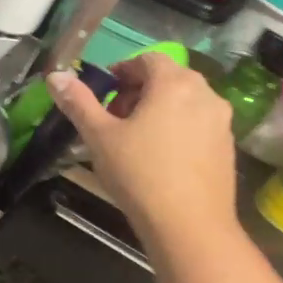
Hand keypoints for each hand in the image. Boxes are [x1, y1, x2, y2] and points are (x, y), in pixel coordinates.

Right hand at [47, 54, 237, 244]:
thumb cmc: (138, 172)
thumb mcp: (98, 135)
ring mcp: (222, 122)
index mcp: (174, 85)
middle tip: (113, 116)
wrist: (188, 223)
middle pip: (169, 77)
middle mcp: (206, 95)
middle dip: (138, 89)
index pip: (148, 59)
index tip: (102, 94)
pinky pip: (197, 122)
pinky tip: (157, 155)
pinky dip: (176, 126)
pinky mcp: (227, 146)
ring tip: (134, 136)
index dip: (121, 70)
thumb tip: (56, 75)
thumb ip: (78, 102)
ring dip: (157, 107)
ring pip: (185, 100)